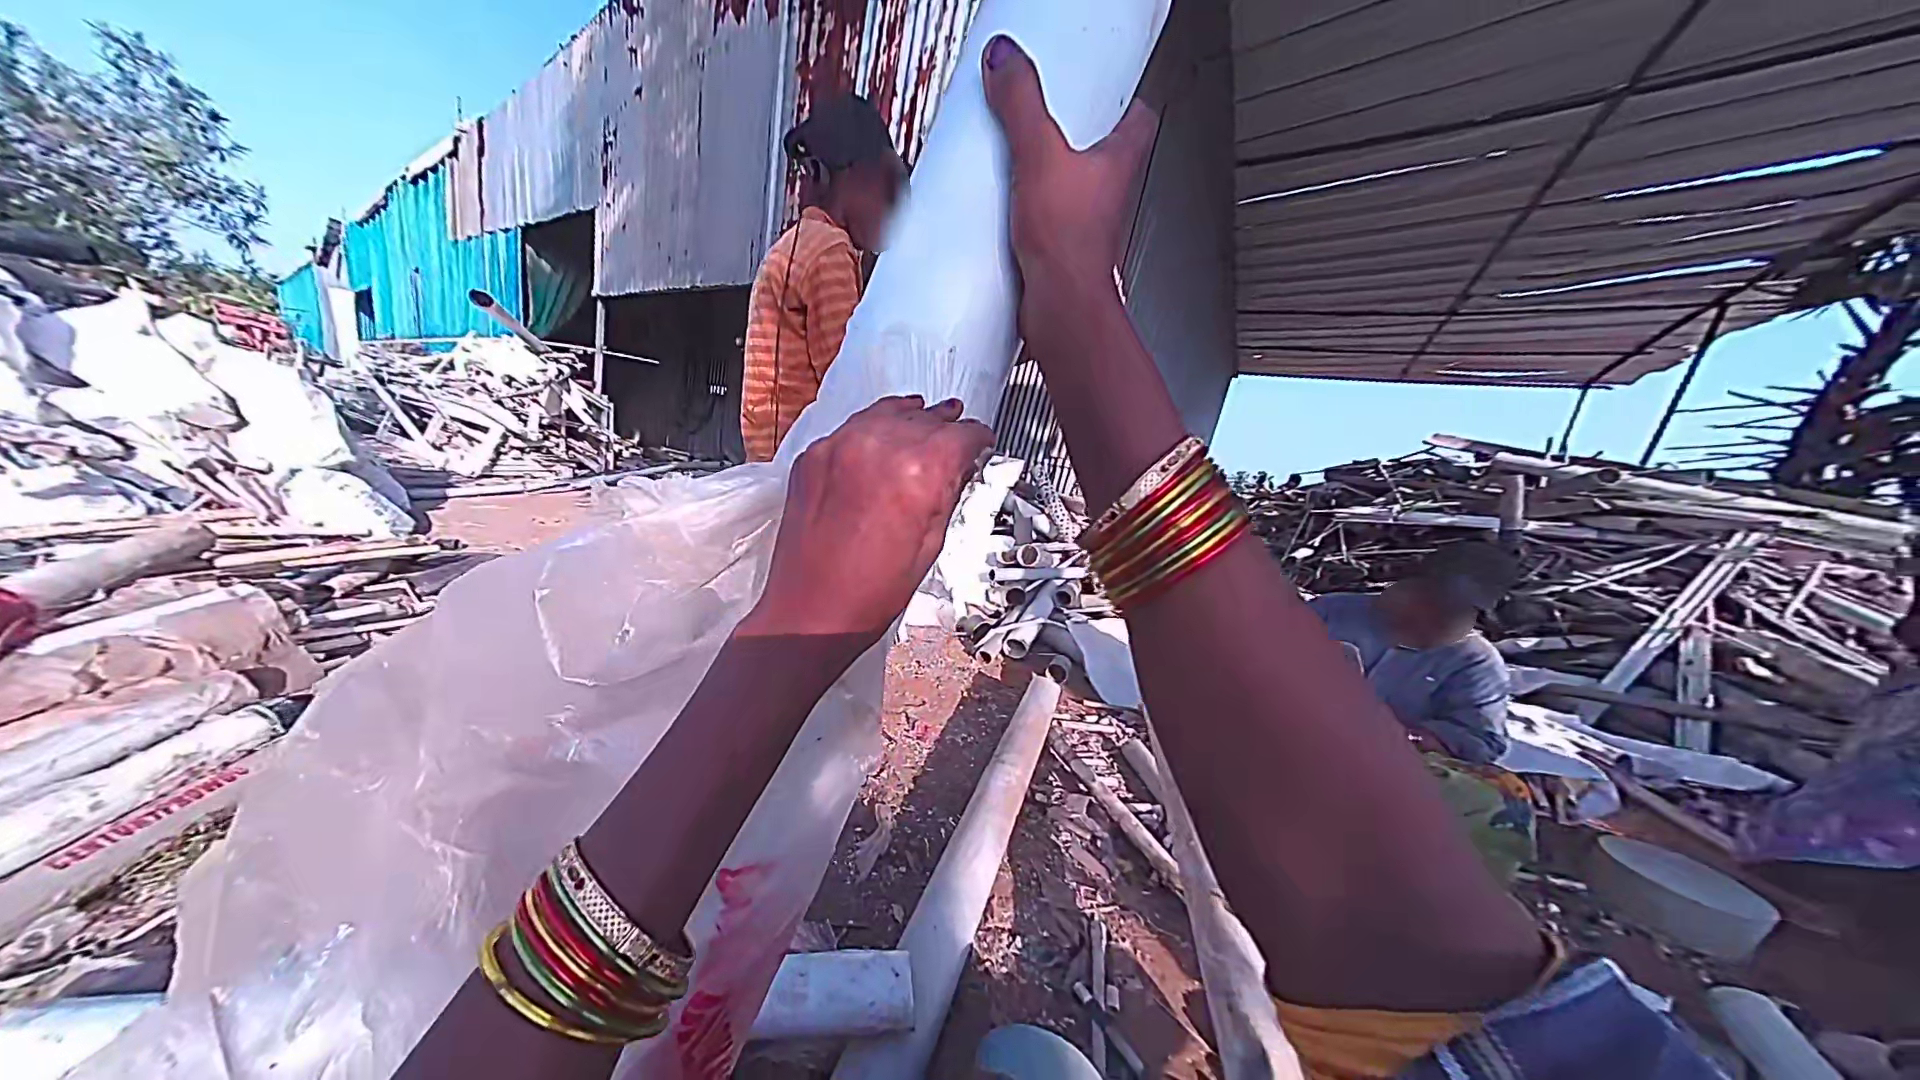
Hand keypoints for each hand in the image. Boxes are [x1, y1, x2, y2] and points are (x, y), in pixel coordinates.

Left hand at [744, 396, 992, 644]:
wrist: (811, 610)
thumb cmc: (866, 593)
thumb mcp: (932, 544)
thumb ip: (948, 495)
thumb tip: (958, 471)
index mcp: (918, 473)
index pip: (962, 434)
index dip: (979, 438)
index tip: (981, 442)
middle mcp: (878, 448)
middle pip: (928, 417)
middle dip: (948, 426)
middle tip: (959, 433)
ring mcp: (841, 447)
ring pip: (890, 411)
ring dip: (913, 416)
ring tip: (927, 416)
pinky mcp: (815, 455)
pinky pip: (855, 426)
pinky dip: (876, 426)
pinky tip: (886, 433)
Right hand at [982, 35, 1157, 293]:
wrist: (1060, 307)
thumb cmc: (1070, 245)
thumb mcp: (1040, 156)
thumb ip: (1022, 104)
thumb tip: (1006, 60)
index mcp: (1119, 163)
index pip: (1136, 118)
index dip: (1121, 100)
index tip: (1096, 88)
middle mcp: (1108, 197)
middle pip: (1099, 155)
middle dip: (1074, 141)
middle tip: (1043, 125)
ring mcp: (1085, 228)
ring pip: (1071, 193)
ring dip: (1047, 182)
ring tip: (1015, 166)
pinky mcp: (1059, 253)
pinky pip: (1045, 225)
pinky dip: (1027, 218)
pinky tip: (1004, 215)